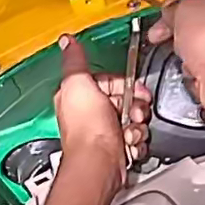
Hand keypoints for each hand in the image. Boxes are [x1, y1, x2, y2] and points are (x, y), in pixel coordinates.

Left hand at [54, 35, 148, 190]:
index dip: (125, 83)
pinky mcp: (117, 148)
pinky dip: (137, 141)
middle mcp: (91, 114)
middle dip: (135, 106)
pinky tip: (129, 145)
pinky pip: (137, 138)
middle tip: (134, 113)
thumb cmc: (87, 130)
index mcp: (79, 96)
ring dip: (137, 126)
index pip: (110, 81)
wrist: (99, 164)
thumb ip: (75, 61)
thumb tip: (67, 40)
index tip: (135, 88)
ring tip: (129, 132)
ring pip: (134, 120)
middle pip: (125, 100)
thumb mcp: (78, 84)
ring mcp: (105, 132)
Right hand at [146, 0, 204, 114]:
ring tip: (184, 54)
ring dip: (186, 54)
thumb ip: (174, 8)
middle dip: (180, 33)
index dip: (179, 7)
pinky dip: (194, 72)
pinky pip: (201, 70)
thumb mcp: (182, 9)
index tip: (165, 15)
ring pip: (198, 51)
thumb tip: (169, 10)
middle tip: (164, 35)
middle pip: (198, 27)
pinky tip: (194, 70)